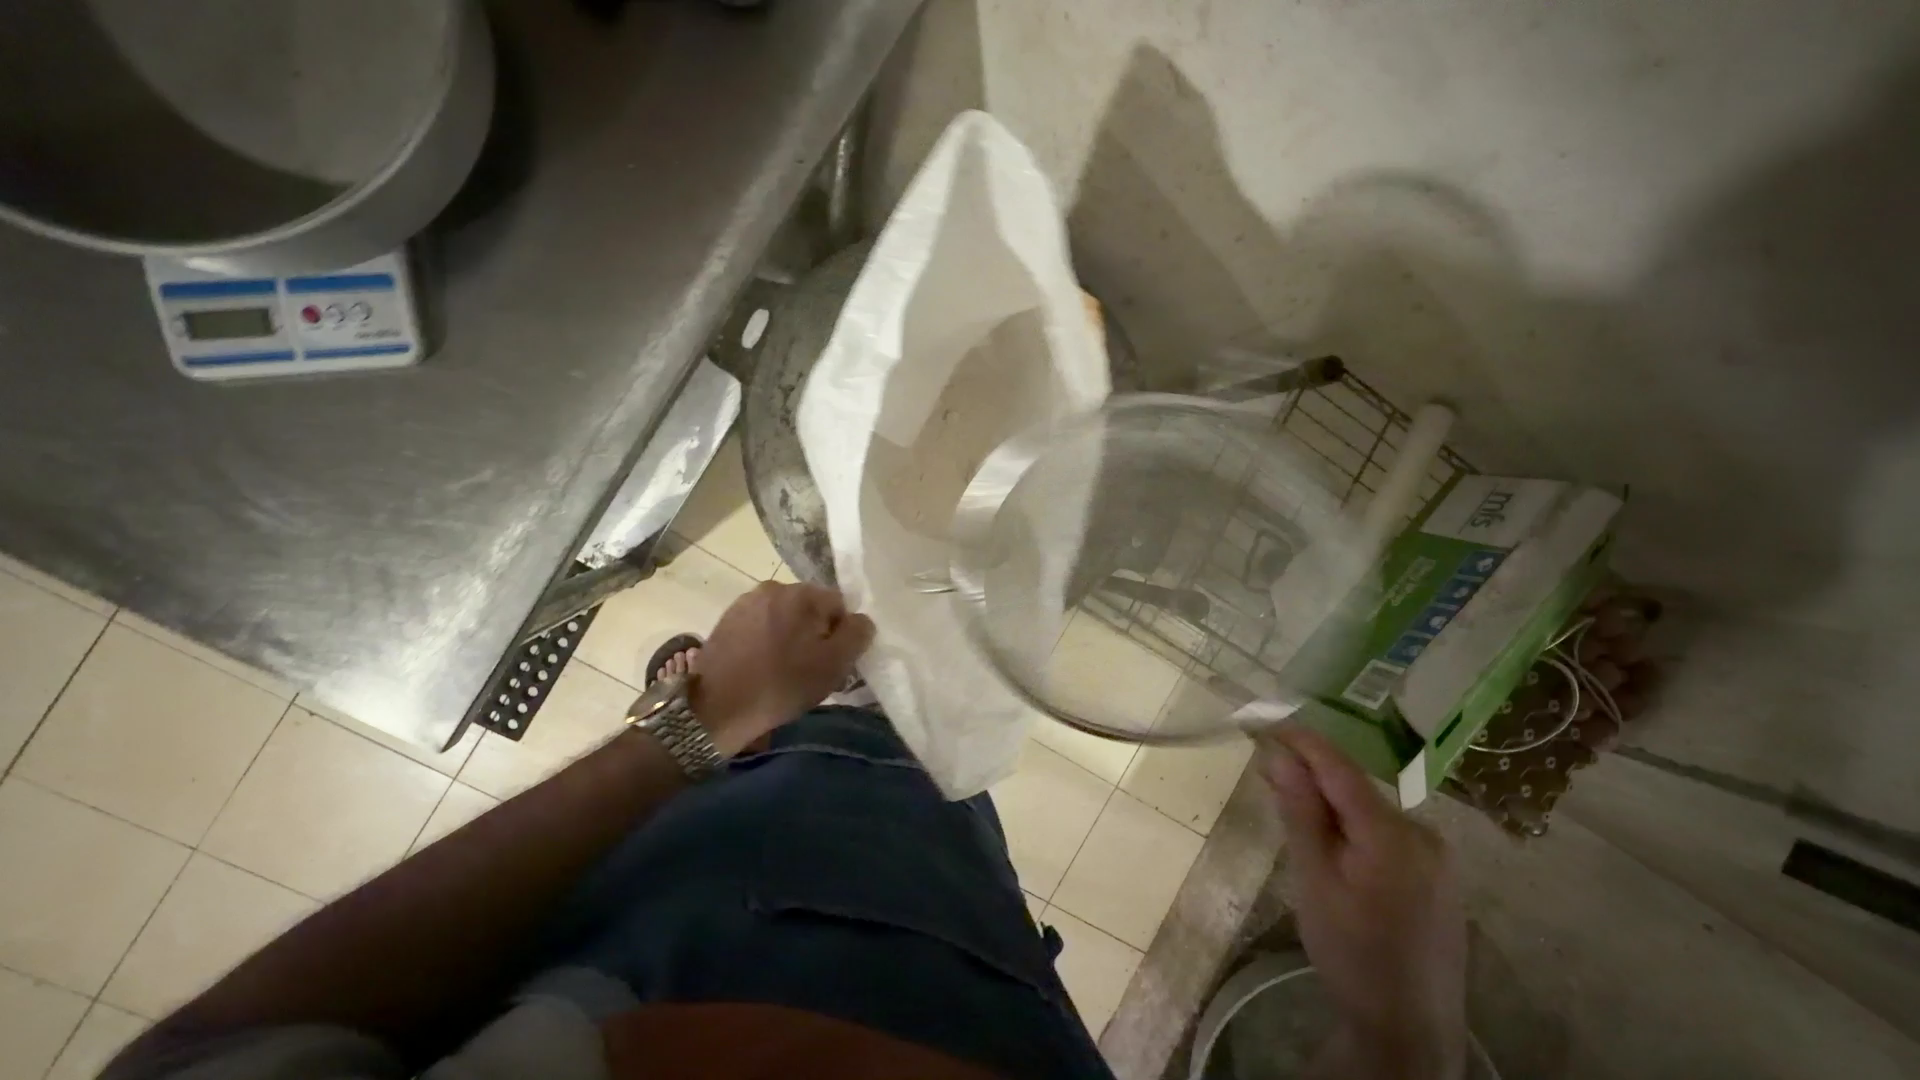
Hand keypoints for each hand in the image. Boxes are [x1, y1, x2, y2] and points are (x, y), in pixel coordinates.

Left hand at [688, 582, 875, 754]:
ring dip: (790, 638)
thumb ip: (857, 635)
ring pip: (785, 617)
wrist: (717, 708)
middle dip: (815, 634)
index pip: (839, 606)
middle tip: (810, 669)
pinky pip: (761, 626)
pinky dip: (767, 642)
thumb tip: (861, 620)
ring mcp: (746, 602)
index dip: (841, 636)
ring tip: (784, 670)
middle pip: (810, 609)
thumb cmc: (782, 685)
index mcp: (802, 593)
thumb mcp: (834, 665)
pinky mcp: (726, 620)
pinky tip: (762, 666)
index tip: (832, 663)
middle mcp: (773, 587)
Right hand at [1262, 727, 1467, 1079]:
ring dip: (1334, 807)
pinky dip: (1357, 831)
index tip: (1267, 723)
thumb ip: (1300, 814)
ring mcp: (1440, 856)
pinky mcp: (1442, 876)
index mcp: (1393, 834)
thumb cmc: (1350, 953)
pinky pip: (1390, 836)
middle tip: (1268, 776)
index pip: (1341, 769)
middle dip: (1314, 778)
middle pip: (1358, 790)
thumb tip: (1280, 755)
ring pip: (1373, 814)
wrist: (1409, 1026)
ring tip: (1296, 819)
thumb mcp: (1313, 881)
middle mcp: (1425, 834)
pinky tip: (1336, 853)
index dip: (1304, 741)